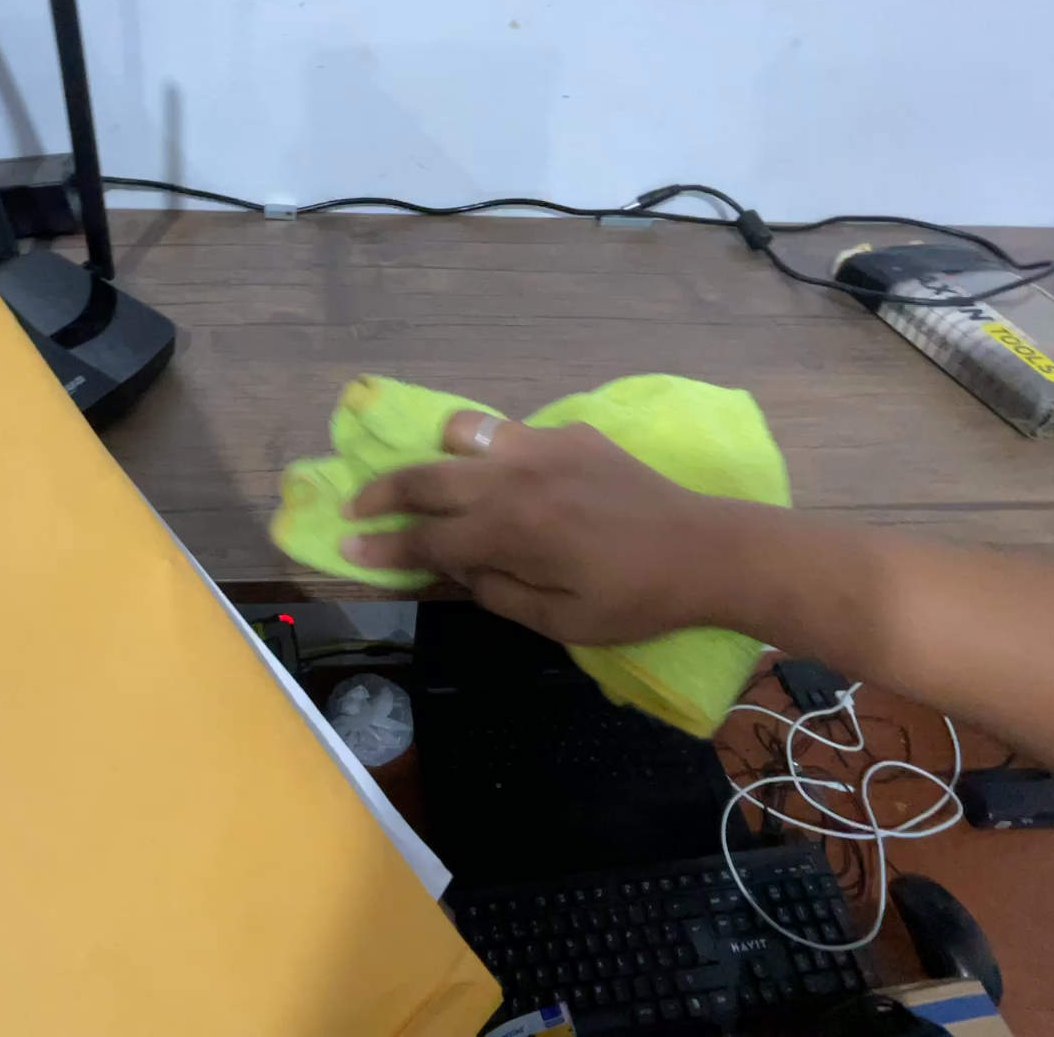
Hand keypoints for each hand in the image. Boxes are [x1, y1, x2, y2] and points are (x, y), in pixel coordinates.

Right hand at [342, 411, 755, 644]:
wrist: (706, 549)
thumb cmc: (633, 599)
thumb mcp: (559, 621)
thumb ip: (495, 591)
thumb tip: (457, 568)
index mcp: (511, 531)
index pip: (426, 538)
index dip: (381, 547)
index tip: (347, 549)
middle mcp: (514, 477)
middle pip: (426, 477)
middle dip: (380, 492)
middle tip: (354, 505)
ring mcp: (542, 446)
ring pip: (462, 434)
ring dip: (435, 457)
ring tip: (431, 480)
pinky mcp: (569, 432)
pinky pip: (510, 433)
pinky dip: (490, 454)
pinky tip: (507, 479)